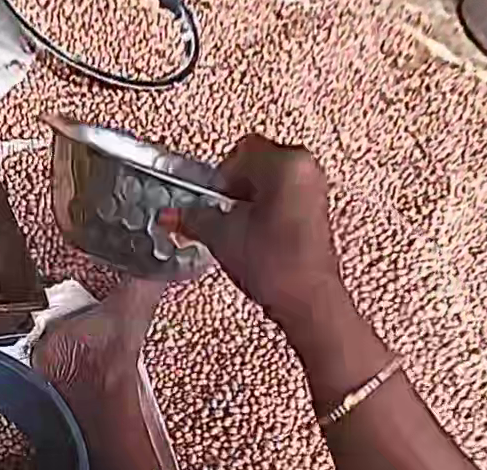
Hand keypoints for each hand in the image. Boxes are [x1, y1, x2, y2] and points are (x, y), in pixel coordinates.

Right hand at [172, 135, 347, 322]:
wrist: (305, 300)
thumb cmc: (278, 267)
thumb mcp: (223, 238)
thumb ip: (193, 219)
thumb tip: (172, 214)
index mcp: (285, 162)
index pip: (240, 151)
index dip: (216, 179)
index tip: (206, 202)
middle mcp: (305, 169)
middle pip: (255, 165)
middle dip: (231, 192)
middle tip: (218, 218)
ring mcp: (313, 192)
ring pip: (268, 185)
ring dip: (246, 205)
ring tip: (236, 234)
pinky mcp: (314, 215)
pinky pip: (281, 202)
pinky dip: (263, 216)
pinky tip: (253, 242)